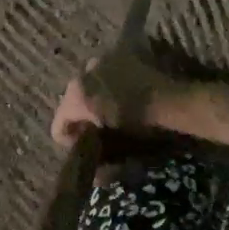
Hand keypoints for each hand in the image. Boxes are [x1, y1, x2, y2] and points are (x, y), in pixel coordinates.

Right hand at [48, 45, 177, 148]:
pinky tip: (122, 95)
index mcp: (76, 96)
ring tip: (110, 113)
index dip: (69, 141)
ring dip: (93, 100)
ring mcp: (101, 60)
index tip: (85, 150)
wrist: (169, 99)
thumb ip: (98, 160)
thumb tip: (93, 176)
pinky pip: (103, 73)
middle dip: (81, 118)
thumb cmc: (140, 126)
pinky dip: (107, 85)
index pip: (59, 124)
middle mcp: (83, 73)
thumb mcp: (116, 148)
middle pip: (71, 102)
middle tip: (98, 132)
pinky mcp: (118, 53)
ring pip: (86, 86)